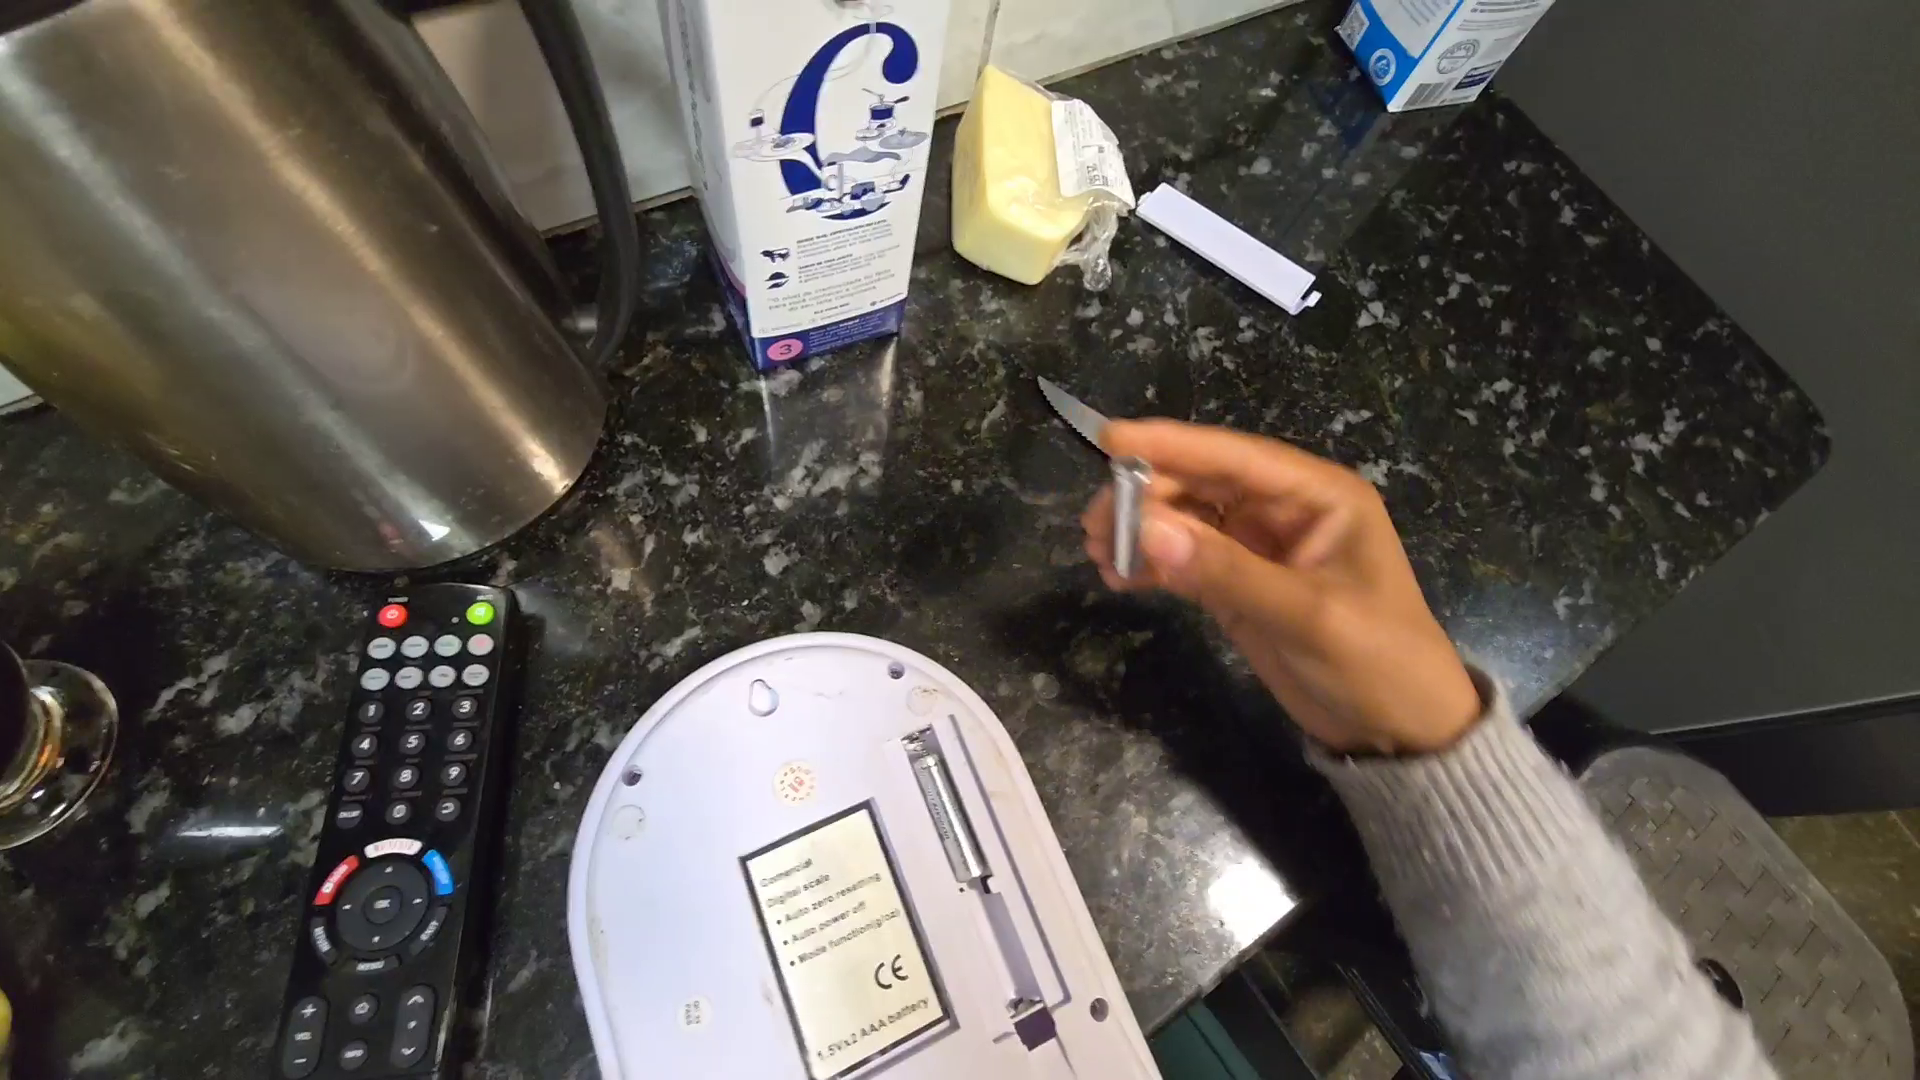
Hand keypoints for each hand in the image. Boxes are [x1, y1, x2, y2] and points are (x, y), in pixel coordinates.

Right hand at [1082, 419, 1481, 754]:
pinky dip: (1150, 565)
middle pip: (1200, 484)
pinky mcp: (1235, 582)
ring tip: (1096, 550)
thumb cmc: (1375, 662)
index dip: (1171, 444)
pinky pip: (1182, 560)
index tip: (1110, 439)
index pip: (1234, 457)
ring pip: (1184, 520)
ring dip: (1140, 530)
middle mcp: (1282, 510)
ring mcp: (1255, 547)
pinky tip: (1119, 578)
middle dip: (1145, 496)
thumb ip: (1225, 571)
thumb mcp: (1306, 615)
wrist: (1397, 731)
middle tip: (1094, 522)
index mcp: (1317, 496)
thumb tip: (1144, 531)